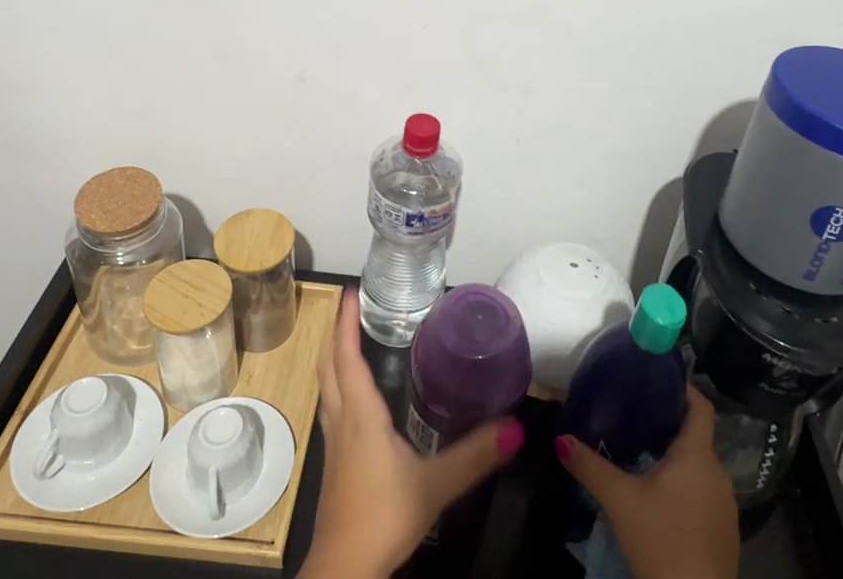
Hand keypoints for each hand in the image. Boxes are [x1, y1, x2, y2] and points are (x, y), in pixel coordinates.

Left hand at [299, 290, 524, 577]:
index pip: (346, 359)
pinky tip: (358, 396)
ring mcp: (334, 444)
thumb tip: (516, 426)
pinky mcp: (336, 463)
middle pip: (328, 368)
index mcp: (360, 417)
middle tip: (349, 307)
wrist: (344, 567)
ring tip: (351, 339)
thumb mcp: (435, 485)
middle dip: (335, 334)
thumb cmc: (383, 517)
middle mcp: (341, 422)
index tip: (348, 292)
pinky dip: (340, 385)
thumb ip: (475, 455)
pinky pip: (333, 408)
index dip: (344, 324)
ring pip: (327, 388)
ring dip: (335, 359)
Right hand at [557, 385, 738, 578]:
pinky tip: (659, 498)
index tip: (658, 380)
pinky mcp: (724, 528)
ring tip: (641, 456)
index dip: (684, 389)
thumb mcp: (619, 500)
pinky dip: (683, 485)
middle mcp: (718, 472)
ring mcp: (725, 503)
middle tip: (634, 418)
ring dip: (675, 459)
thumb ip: (590, 466)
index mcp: (697, 455)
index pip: (701, 407)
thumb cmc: (660, 538)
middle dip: (668, 426)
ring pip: (699, 467)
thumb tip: (561, 438)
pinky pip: (703, 492)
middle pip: (696, 437)